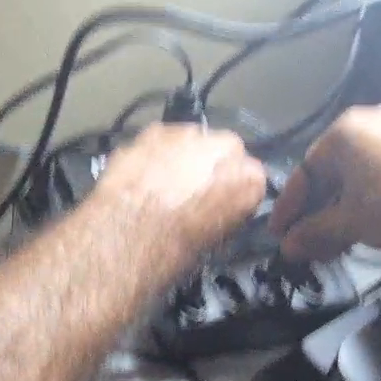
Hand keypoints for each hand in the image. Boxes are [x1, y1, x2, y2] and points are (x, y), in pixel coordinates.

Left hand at [89, 123, 267, 258]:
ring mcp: (189, 133)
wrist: (129, 235)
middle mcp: (226, 147)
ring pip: (190, 142)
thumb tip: (212, 213)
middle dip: (207, 168)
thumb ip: (222, 214)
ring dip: (179, 157)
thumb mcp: (213, 241)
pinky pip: (160, 142)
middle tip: (186, 193)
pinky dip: (153, 155)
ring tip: (159, 184)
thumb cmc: (176, 249)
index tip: (215, 206)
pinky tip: (139, 175)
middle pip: (222, 153)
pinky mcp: (154, 130)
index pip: (249, 181)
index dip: (229, 194)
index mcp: (250, 178)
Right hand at [269, 103, 380, 261]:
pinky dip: (366, 200)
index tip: (278, 235)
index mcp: (346, 129)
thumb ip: (312, 232)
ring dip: (340, 211)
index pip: (304, 171)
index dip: (288, 208)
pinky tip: (364, 228)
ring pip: (356, 176)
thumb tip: (287, 247)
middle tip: (307, 244)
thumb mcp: (348, 223)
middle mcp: (372, 121)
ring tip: (334, 245)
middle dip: (317, 213)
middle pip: (330, 173)